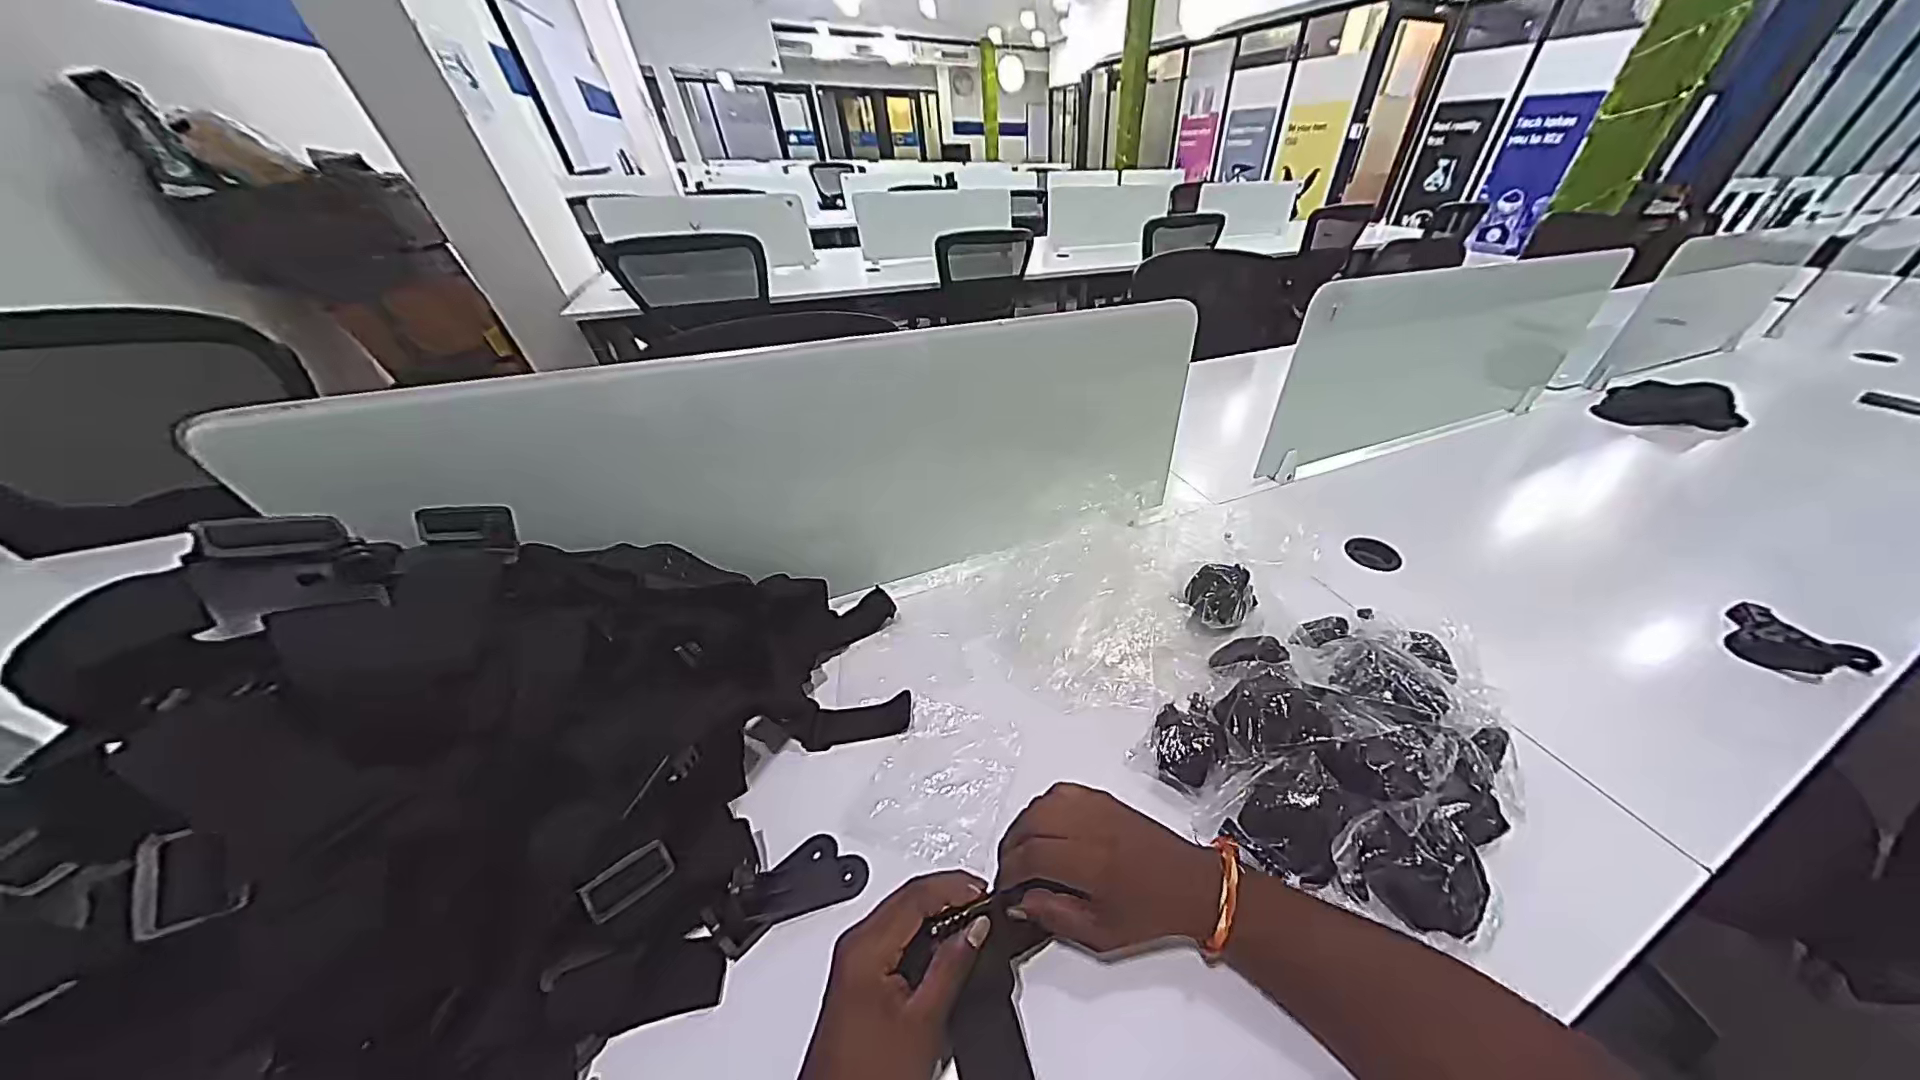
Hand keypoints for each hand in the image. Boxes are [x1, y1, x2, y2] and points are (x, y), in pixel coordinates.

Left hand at [799, 871, 992, 1079]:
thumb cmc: (868, 1076)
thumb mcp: (924, 1020)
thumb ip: (952, 965)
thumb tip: (974, 926)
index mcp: (865, 947)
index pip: (915, 895)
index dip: (953, 887)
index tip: (982, 891)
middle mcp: (855, 946)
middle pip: (906, 899)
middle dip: (946, 894)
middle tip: (981, 900)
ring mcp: (854, 960)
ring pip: (901, 915)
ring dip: (935, 911)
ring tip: (970, 919)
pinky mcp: (858, 976)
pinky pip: (894, 936)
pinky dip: (922, 932)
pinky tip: (944, 945)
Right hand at [997, 782, 1219, 954]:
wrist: (1193, 886)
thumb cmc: (1154, 911)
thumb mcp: (1101, 934)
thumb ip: (1055, 916)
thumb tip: (1022, 904)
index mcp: (1092, 865)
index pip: (1032, 856)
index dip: (1010, 871)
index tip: (1007, 885)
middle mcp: (1093, 829)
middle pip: (1031, 824)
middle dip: (1011, 846)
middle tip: (1009, 866)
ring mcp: (1099, 808)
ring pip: (1043, 803)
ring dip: (1024, 824)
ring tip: (1023, 847)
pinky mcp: (1105, 799)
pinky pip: (1062, 791)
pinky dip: (1045, 806)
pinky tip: (1045, 824)